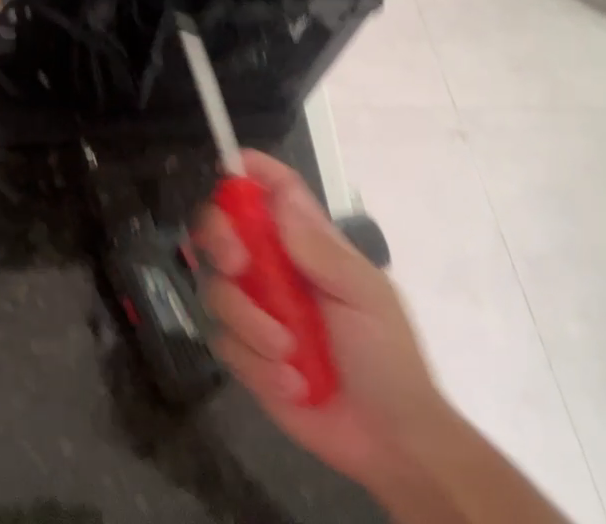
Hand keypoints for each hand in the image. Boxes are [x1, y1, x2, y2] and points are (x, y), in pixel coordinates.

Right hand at [194, 151, 447, 489]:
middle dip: (219, 240)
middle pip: (220, 230)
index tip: (228, 166)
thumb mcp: (365, 295)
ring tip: (290, 355)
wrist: (388, 440)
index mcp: (307, 244)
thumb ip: (319, 248)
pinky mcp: (244, 352)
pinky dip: (257, 364)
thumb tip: (279, 195)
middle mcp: (273, 269)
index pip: (272, 192)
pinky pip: (224, 342)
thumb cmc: (388, 357)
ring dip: (251, 324)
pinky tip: (293, 383)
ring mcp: (256, 309)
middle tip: (237, 264)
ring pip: (216, 291)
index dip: (247, 173)